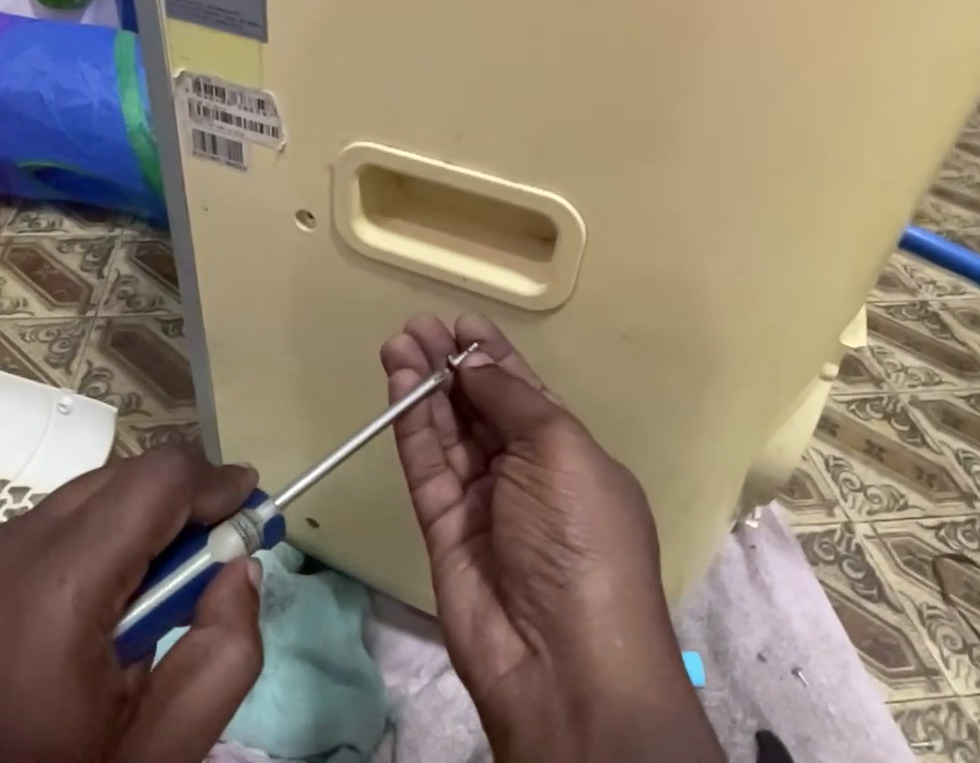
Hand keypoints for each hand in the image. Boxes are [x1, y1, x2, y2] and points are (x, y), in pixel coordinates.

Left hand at [0, 447, 264, 762]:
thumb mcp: (150, 758)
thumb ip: (220, 656)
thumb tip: (239, 571)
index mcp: (54, 587)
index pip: (159, 479)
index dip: (217, 482)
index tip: (252, 509)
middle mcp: (0, 552)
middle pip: (119, 480)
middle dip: (179, 504)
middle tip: (214, 559)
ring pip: (73, 507)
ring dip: (128, 530)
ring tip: (144, 609)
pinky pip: (29, 541)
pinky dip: (77, 554)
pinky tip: (78, 627)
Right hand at [382, 315, 722, 761]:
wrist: (562, 658)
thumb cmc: (581, 538)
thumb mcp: (562, 450)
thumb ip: (512, 399)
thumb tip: (473, 359)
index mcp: (569, 454)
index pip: (525, 393)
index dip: (494, 356)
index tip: (461, 322)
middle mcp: (526, 472)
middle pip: (481, 407)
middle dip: (451, 363)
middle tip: (418, 324)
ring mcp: (482, 500)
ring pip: (447, 430)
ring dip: (424, 385)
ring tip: (399, 341)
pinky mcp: (442, 526)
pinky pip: (425, 464)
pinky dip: (410, 423)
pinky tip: (397, 382)